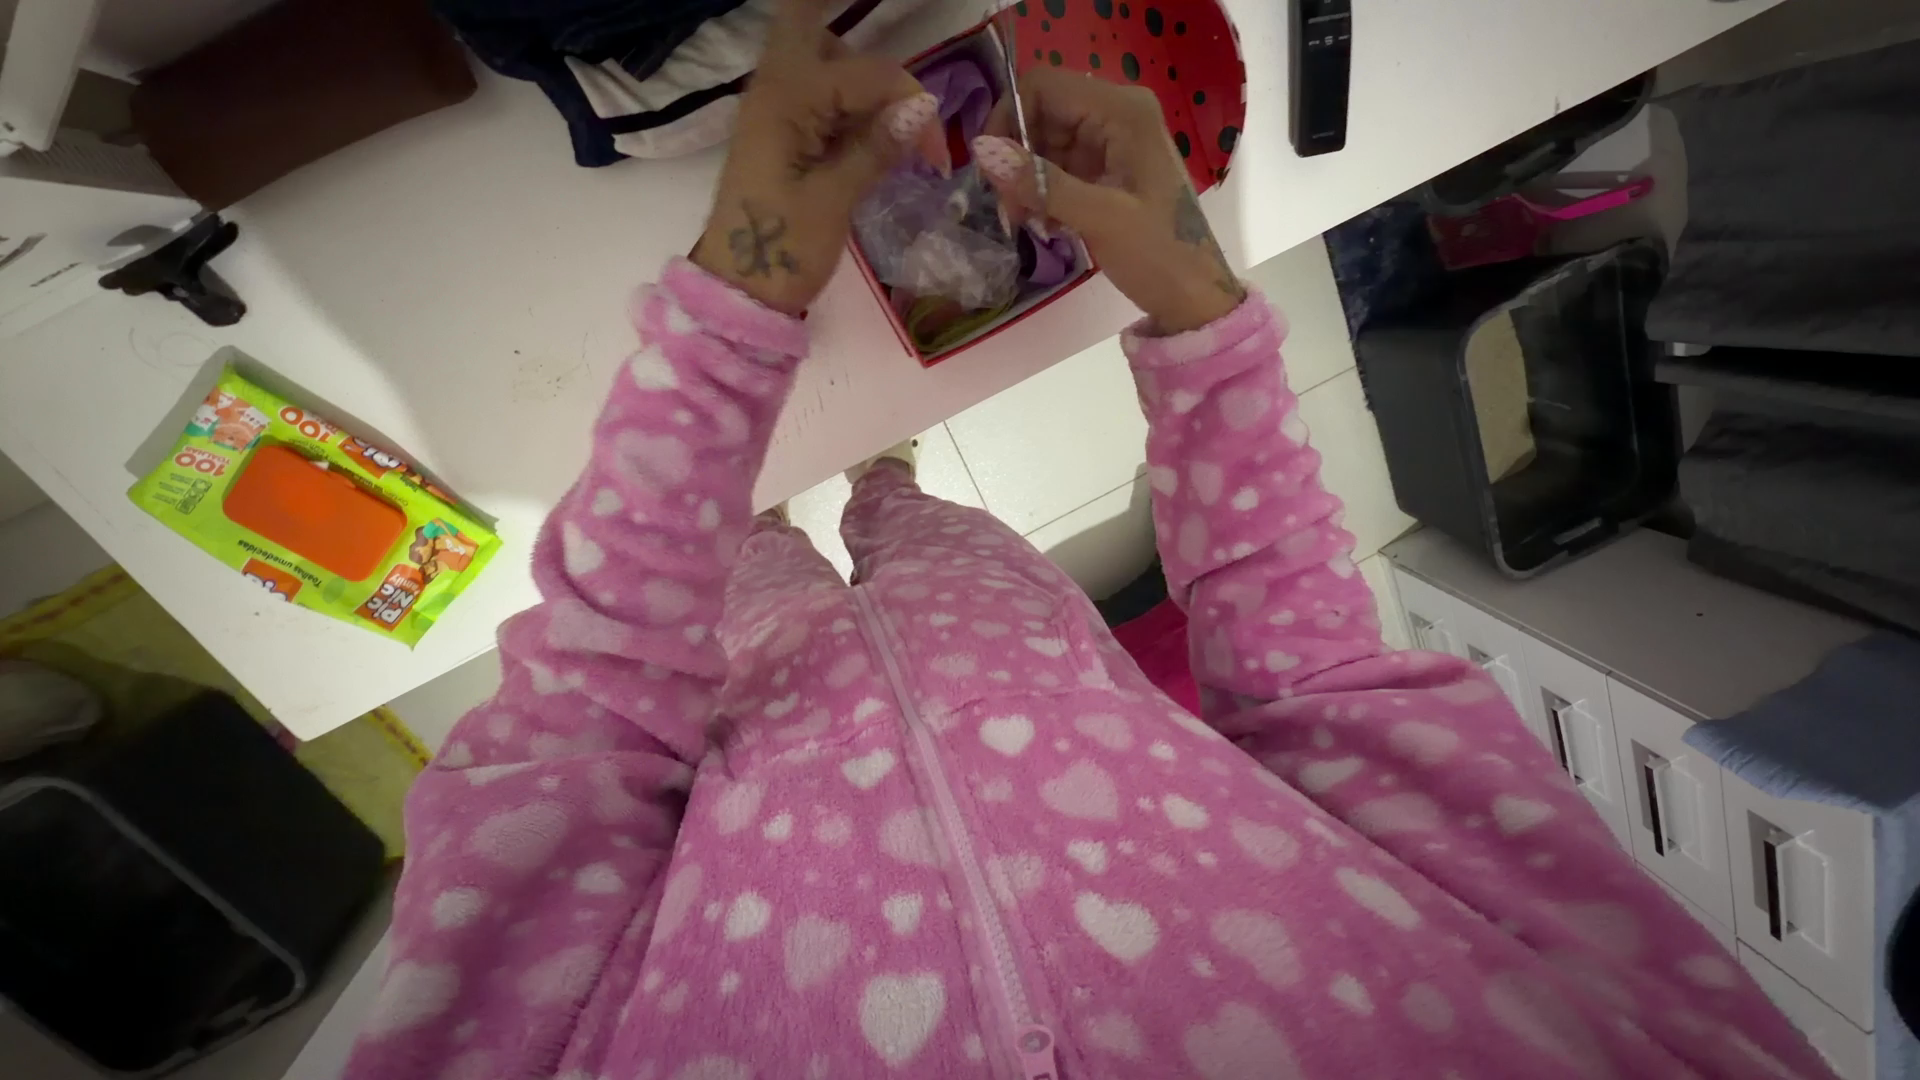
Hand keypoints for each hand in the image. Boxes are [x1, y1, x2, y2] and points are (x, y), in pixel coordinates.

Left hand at [689, 0, 948, 314]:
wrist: (740, 293)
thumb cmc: (784, 250)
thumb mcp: (834, 201)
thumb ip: (876, 148)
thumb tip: (922, 107)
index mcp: (785, 99)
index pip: (864, 71)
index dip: (910, 101)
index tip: (938, 154)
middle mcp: (774, 90)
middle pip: (816, 30)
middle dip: (864, 56)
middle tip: (900, 97)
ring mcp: (774, 114)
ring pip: (819, 64)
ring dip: (860, 86)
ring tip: (894, 136)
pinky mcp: (781, 141)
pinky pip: (817, 101)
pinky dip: (849, 112)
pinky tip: (875, 145)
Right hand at [971, 67, 1245, 333]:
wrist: (1192, 297)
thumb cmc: (1158, 255)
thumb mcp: (1099, 218)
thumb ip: (1041, 183)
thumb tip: (982, 152)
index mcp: (1123, 111)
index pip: (1045, 87)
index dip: (1008, 119)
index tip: (990, 171)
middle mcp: (1116, 115)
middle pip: (1042, 114)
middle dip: (1015, 156)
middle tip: (1008, 209)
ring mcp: (1110, 144)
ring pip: (1045, 144)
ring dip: (1025, 180)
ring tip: (1025, 222)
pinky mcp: (1105, 172)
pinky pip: (1057, 169)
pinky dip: (1041, 193)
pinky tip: (1041, 224)